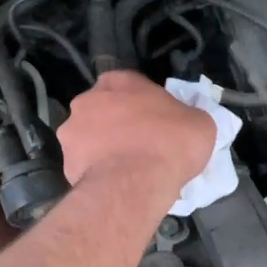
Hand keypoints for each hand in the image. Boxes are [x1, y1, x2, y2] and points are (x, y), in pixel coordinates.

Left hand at [58, 71, 216, 192]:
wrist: (136, 183)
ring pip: (91, 137)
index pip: (131, 86)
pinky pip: (86, 165)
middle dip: (119, 125)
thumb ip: (189, 117)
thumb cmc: (170, 144)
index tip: (159, 123)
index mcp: (120, 81)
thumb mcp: (200, 124)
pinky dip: (98, 173)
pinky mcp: (66, 163)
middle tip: (142, 146)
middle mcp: (88, 99)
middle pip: (106, 109)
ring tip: (128, 171)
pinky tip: (117, 185)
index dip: (146, 104)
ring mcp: (72, 131)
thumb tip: (185, 123)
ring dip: (105, 148)